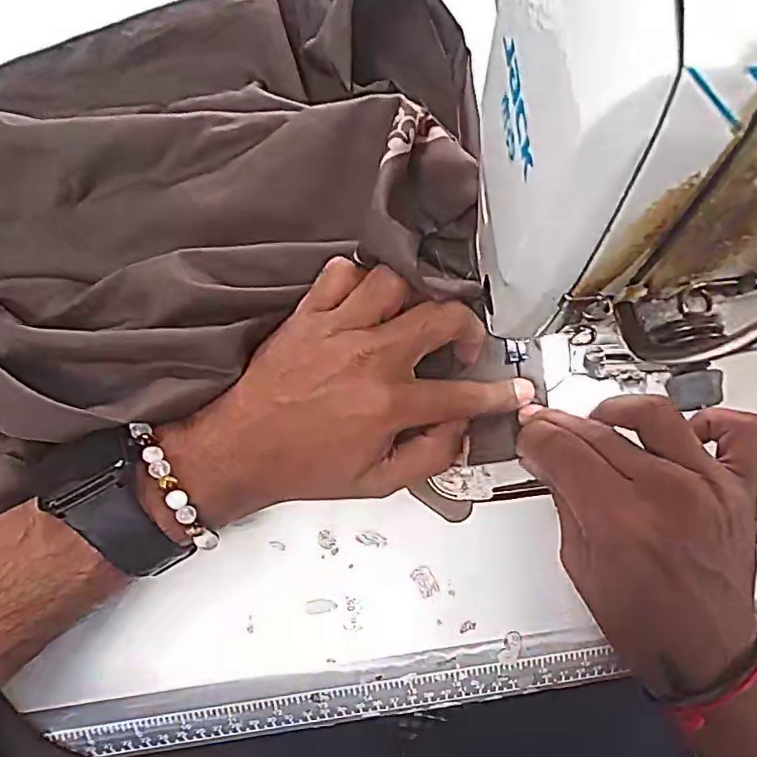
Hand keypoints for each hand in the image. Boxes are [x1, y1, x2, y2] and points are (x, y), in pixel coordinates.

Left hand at [155, 258, 531, 526]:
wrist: (242, 450)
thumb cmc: (303, 466)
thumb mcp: (376, 482)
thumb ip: (429, 457)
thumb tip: (458, 429)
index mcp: (388, 405)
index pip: (462, 393)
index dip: (499, 393)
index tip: (515, 390)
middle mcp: (368, 360)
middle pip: (441, 317)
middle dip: (467, 328)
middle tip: (461, 346)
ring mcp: (336, 331)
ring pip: (396, 283)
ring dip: (415, 299)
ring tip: (414, 320)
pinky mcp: (308, 317)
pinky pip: (341, 274)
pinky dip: (360, 281)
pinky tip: (366, 304)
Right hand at [516, 395, 756, 693]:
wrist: (706, 652)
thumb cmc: (649, 626)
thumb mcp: (582, 568)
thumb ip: (567, 507)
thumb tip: (553, 467)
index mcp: (619, 520)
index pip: (563, 449)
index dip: (536, 436)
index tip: (530, 436)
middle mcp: (667, 494)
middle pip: (598, 431)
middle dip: (561, 425)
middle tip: (549, 430)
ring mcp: (708, 486)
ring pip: (656, 413)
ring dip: (617, 410)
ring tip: (603, 422)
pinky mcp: (740, 489)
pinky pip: (741, 431)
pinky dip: (713, 420)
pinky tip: (687, 430)